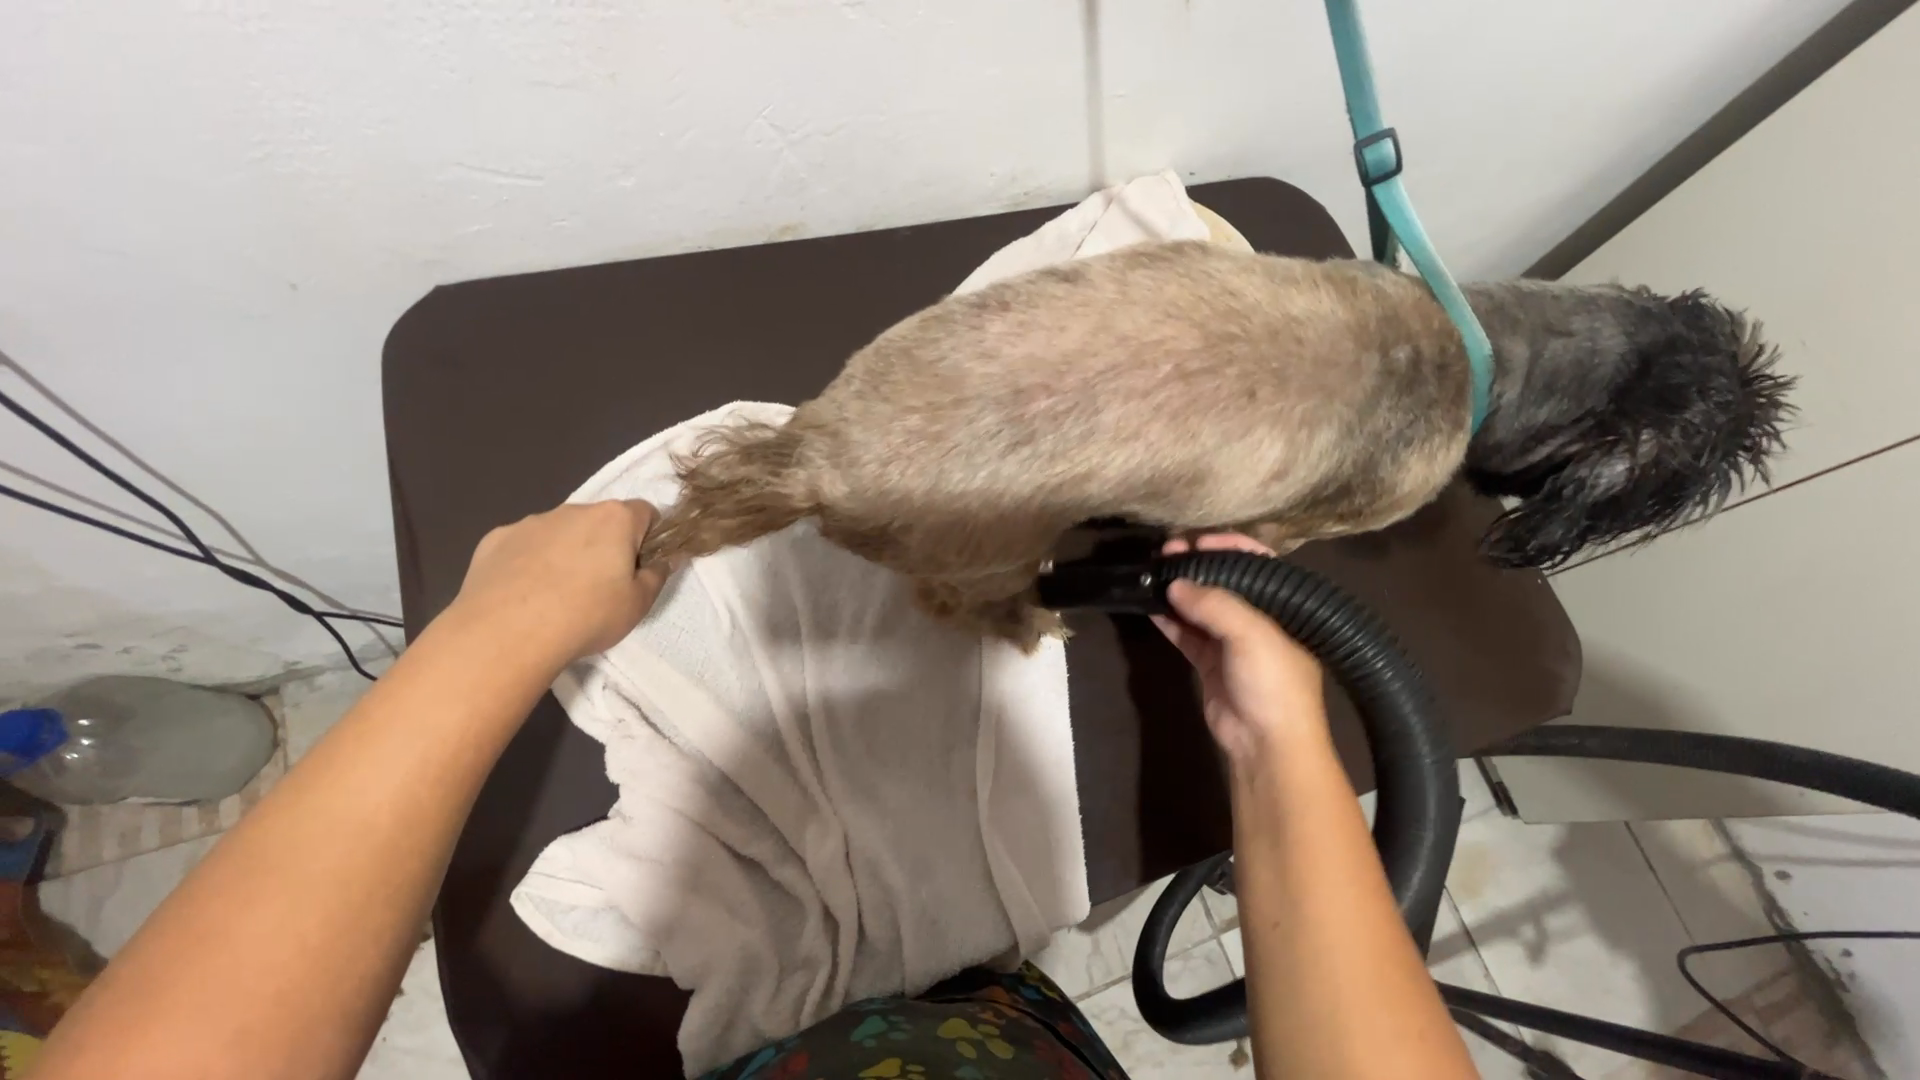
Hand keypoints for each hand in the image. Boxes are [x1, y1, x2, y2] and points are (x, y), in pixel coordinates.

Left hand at [447, 499, 672, 667]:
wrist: (507, 633)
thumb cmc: (587, 616)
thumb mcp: (639, 604)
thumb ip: (657, 576)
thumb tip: (664, 559)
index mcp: (614, 519)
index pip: (644, 512)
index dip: (647, 538)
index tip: (639, 567)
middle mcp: (573, 510)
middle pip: (600, 521)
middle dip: (604, 545)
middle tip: (601, 586)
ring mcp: (530, 523)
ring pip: (560, 532)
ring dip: (566, 552)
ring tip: (556, 595)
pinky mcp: (495, 539)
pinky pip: (523, 546)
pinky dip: (529, 562)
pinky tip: (524, 594)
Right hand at [1153, 534, 1326, 763]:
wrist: (1266, 742)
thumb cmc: (1273, 682)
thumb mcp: (1252, 635)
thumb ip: (1214, 604)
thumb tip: (1174, 584)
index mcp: (1284, 607)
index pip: (1258, 564)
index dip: (1229, 546)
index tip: (1198, 540)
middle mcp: (1259, 620)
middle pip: (1225, 582)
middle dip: (1197, 565)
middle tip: (1167, 550)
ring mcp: (1232, 642)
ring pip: (1201, 606)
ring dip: (1178, 589)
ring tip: (1153, 569)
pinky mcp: (1209, 662)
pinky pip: (1186, 633)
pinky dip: (1168, 619)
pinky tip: (1148, 603)